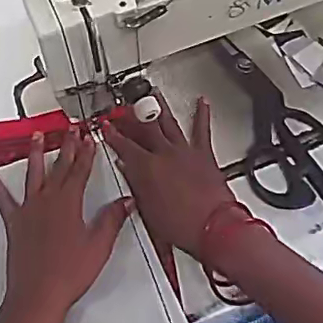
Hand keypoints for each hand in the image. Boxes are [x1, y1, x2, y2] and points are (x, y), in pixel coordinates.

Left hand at [0, 129, 130, 322]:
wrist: (39, 293)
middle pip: (60, 166)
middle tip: (71, 130)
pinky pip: (2, 198)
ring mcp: (29, 209)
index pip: (80, 170)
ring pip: (33, 174)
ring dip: (36, 153)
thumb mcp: (99, 245)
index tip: (89, 138)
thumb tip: (126, 202)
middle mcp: (48, 200)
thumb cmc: (68, 273)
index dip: (86, 153)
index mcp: (69, 202)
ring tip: (37, 136)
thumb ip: (112, 220)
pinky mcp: (14, 221)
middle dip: (67, 146)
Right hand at [103, 96, 236, 259]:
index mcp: (147, 167)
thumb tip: (128, 171)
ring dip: (158, 106)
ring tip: (152, 93)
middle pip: (143, 128)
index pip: (124, 146)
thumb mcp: (148, 210)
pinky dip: (201, 114)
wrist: (216, 229)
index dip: (112, 135)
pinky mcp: (204, 154)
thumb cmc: (183, 226)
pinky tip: (201, 102)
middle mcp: (164, 154)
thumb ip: (136, 185)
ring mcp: (184, 151)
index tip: (107, 127)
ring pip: (168, 123)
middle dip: (130, 116)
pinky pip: (201, 129)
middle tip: (124, 107)